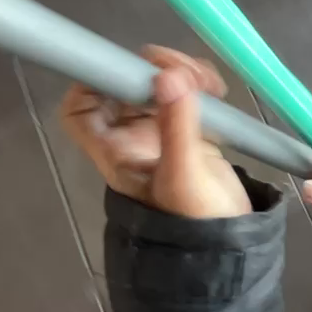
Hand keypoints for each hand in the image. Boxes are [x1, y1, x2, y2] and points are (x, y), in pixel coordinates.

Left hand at [59, 46, 251, 218]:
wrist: (230, 242)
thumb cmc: (195, 218)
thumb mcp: (184, 175)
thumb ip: (177, 125)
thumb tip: (168, 74)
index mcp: (116, 150)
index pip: (81, 109)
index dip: (94, 81)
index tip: (132, 69)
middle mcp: (133, 137)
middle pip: (126, 86)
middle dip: (153, 69)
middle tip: (186, 72)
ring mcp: (162, 132)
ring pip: (158, 84)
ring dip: (181, 72)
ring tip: (208, 84)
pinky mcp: (192, 130)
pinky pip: (187, 94)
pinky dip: (200, 83)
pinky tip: (218, 91)